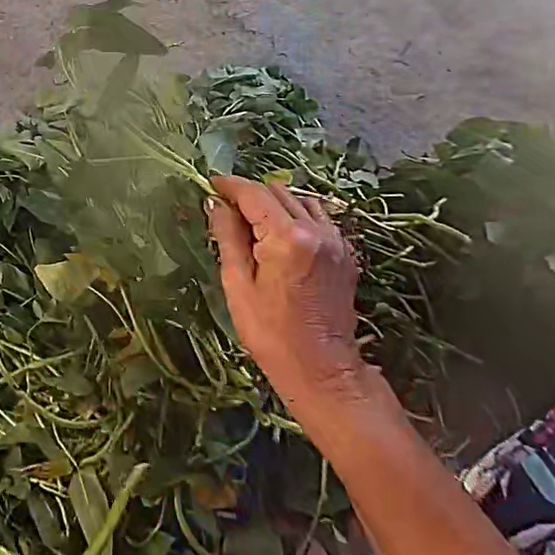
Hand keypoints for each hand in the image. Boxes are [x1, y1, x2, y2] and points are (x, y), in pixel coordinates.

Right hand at [210, 175, 367, 406]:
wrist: (322, 370)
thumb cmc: (270, 333)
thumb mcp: (238, 283)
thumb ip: (228, 236)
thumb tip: (216, 204)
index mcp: (288, 237)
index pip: (254, 194)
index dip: (229, 185)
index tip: (211, 184)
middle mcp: (316, 230)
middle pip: (277, 191)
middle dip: (250, 195)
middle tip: (227, 212)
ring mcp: (335, 240)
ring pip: (299, 199)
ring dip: (274, 203)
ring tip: (254, 225)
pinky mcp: (344, 252)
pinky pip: (317, 217)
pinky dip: (295, 216)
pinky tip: (280, 237)